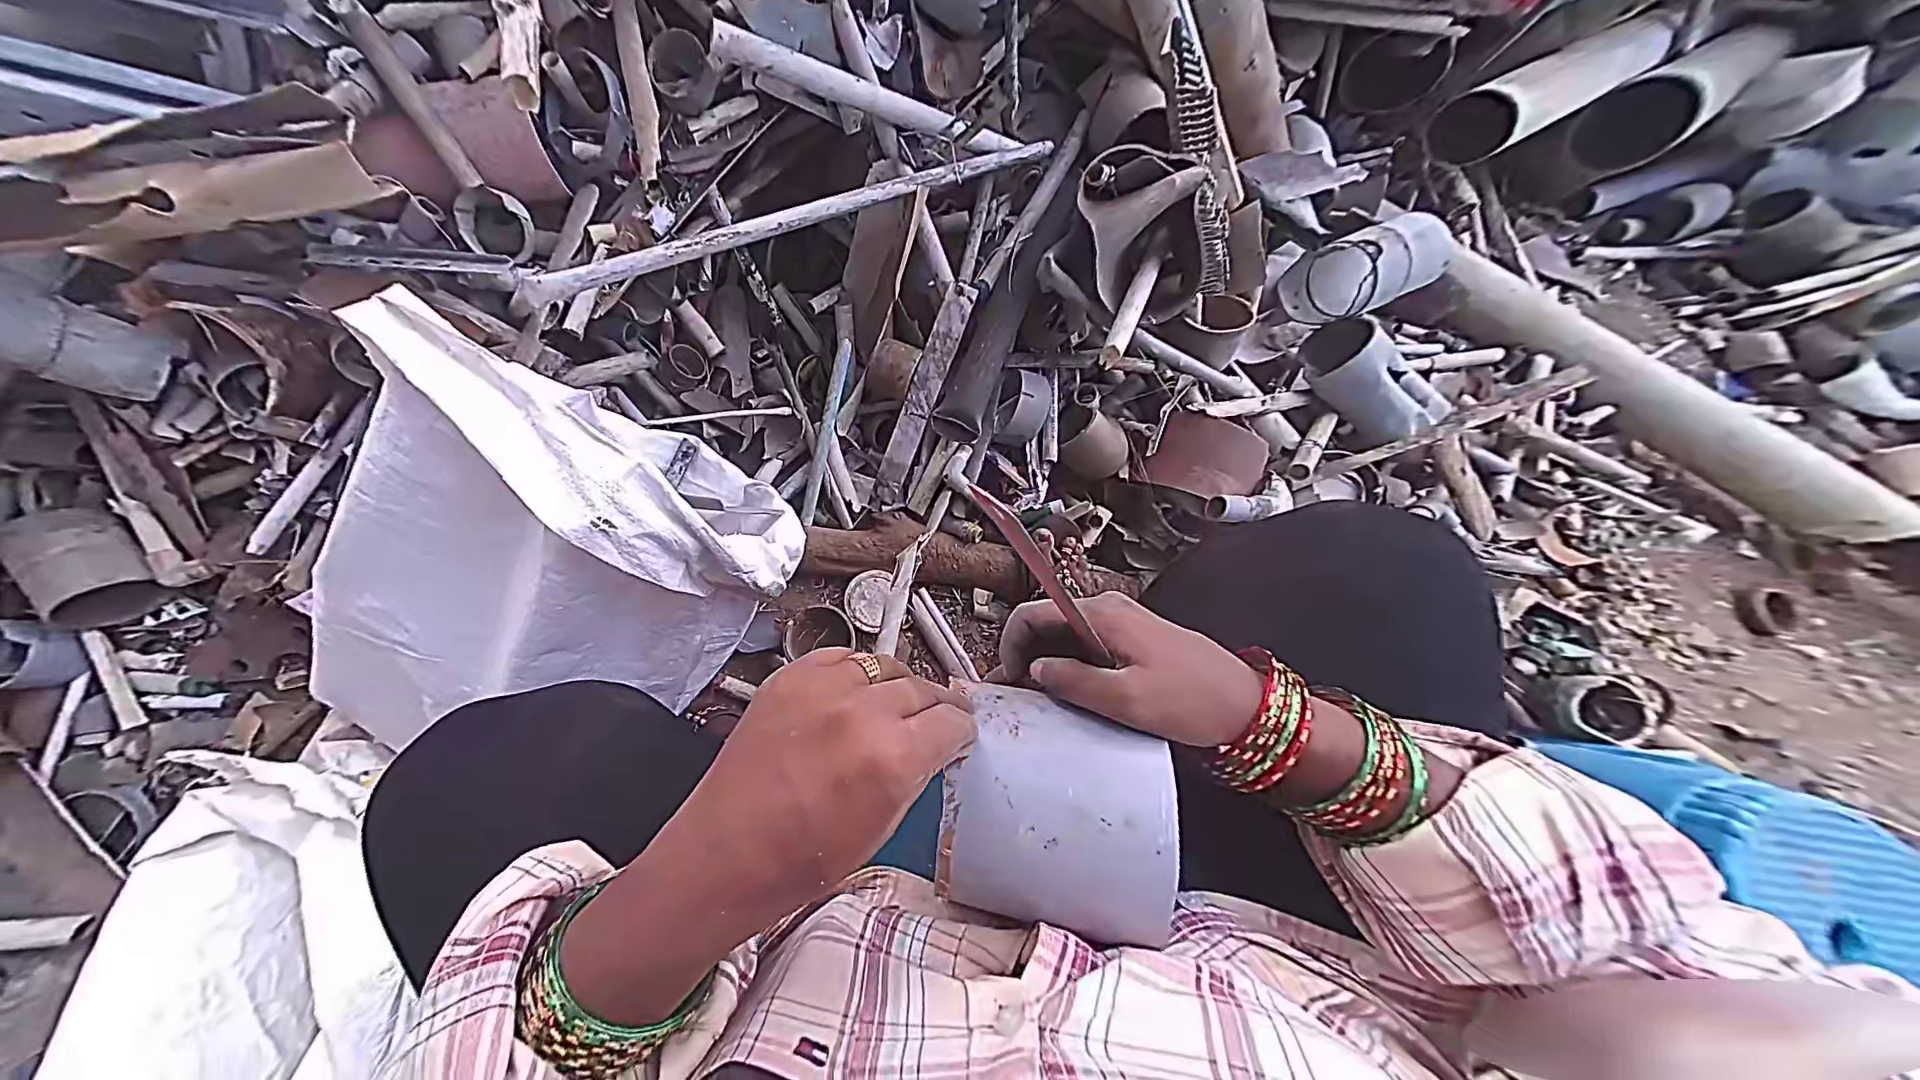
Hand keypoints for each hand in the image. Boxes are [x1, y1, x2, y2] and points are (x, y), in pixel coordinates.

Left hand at [562, 649, 973, 1023]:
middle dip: (933, 709)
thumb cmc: (799, 859)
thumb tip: (936, 742)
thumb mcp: (882, 825)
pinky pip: (845, 658)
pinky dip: (856, 675)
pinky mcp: (792, 677)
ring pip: (888, 665)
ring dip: (897, 687)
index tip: (957, 734)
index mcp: (894, 757)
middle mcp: (863, 712)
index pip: (953, 721)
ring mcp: (823, 688)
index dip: (960, 732)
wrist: (723, 855)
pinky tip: (853, 696)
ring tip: (891, 707)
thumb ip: (916, 772)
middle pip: (924, 688)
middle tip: (930, 722)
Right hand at [996, 593, 1262, 747]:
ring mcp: (1120, 622)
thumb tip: (1035, 671)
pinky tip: (1071, 695)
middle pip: (1045, 623)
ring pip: (1063, 637)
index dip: (1011, 646)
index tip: (1009, 681)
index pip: (1032, 613)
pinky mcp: (1130, 639)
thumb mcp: (1127, 700)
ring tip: (1042, 702)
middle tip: (1019, 697)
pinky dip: (1069, 667)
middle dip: (1025, 657)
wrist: (1246, 706)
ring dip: (1046, 665)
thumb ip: (1073, 681)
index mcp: (1103, 614)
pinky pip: (1085, 647)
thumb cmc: (1193, 700)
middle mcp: (1108, 609)